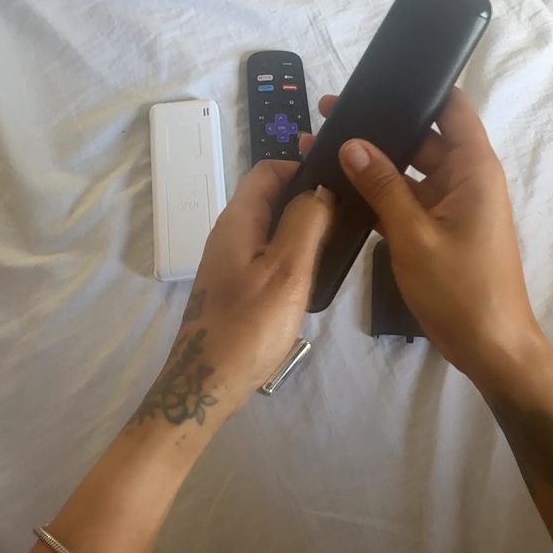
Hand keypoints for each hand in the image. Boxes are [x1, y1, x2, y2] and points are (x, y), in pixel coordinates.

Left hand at [127, 162, 332, 434]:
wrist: (206, 385)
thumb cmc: (249, 326)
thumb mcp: (287, 270)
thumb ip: (306, 223)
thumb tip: (320, 190)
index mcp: (238, 221)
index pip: (267, 171)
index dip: (301, 168)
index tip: (337, 182)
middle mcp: (229, 233)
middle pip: (269, 197)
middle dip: (306, 198)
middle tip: (346, 214)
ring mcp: (229, 260)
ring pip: (269, 227)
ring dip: (302, 227)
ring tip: (337, 242)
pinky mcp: (234, 284)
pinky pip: (266, 253)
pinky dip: (291, 253)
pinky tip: (312, 274)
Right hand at [322, 88, 549, 388]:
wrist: (490, 349)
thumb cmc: (462, 289)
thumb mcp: (414, 235)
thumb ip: (381, 186)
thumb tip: (351, 143)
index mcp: (474, 168)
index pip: (451, 108)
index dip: (419, 88)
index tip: (377, 78)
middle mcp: (464, 177)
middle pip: (421, 136)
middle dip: (379, 125)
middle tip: (330, 113)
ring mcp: (450, 203)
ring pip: (408, 168)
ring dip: (373, 161)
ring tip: (324, 145)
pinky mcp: (437, 226)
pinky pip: (405, 197)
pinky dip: (378, 192)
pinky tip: (340, 186)